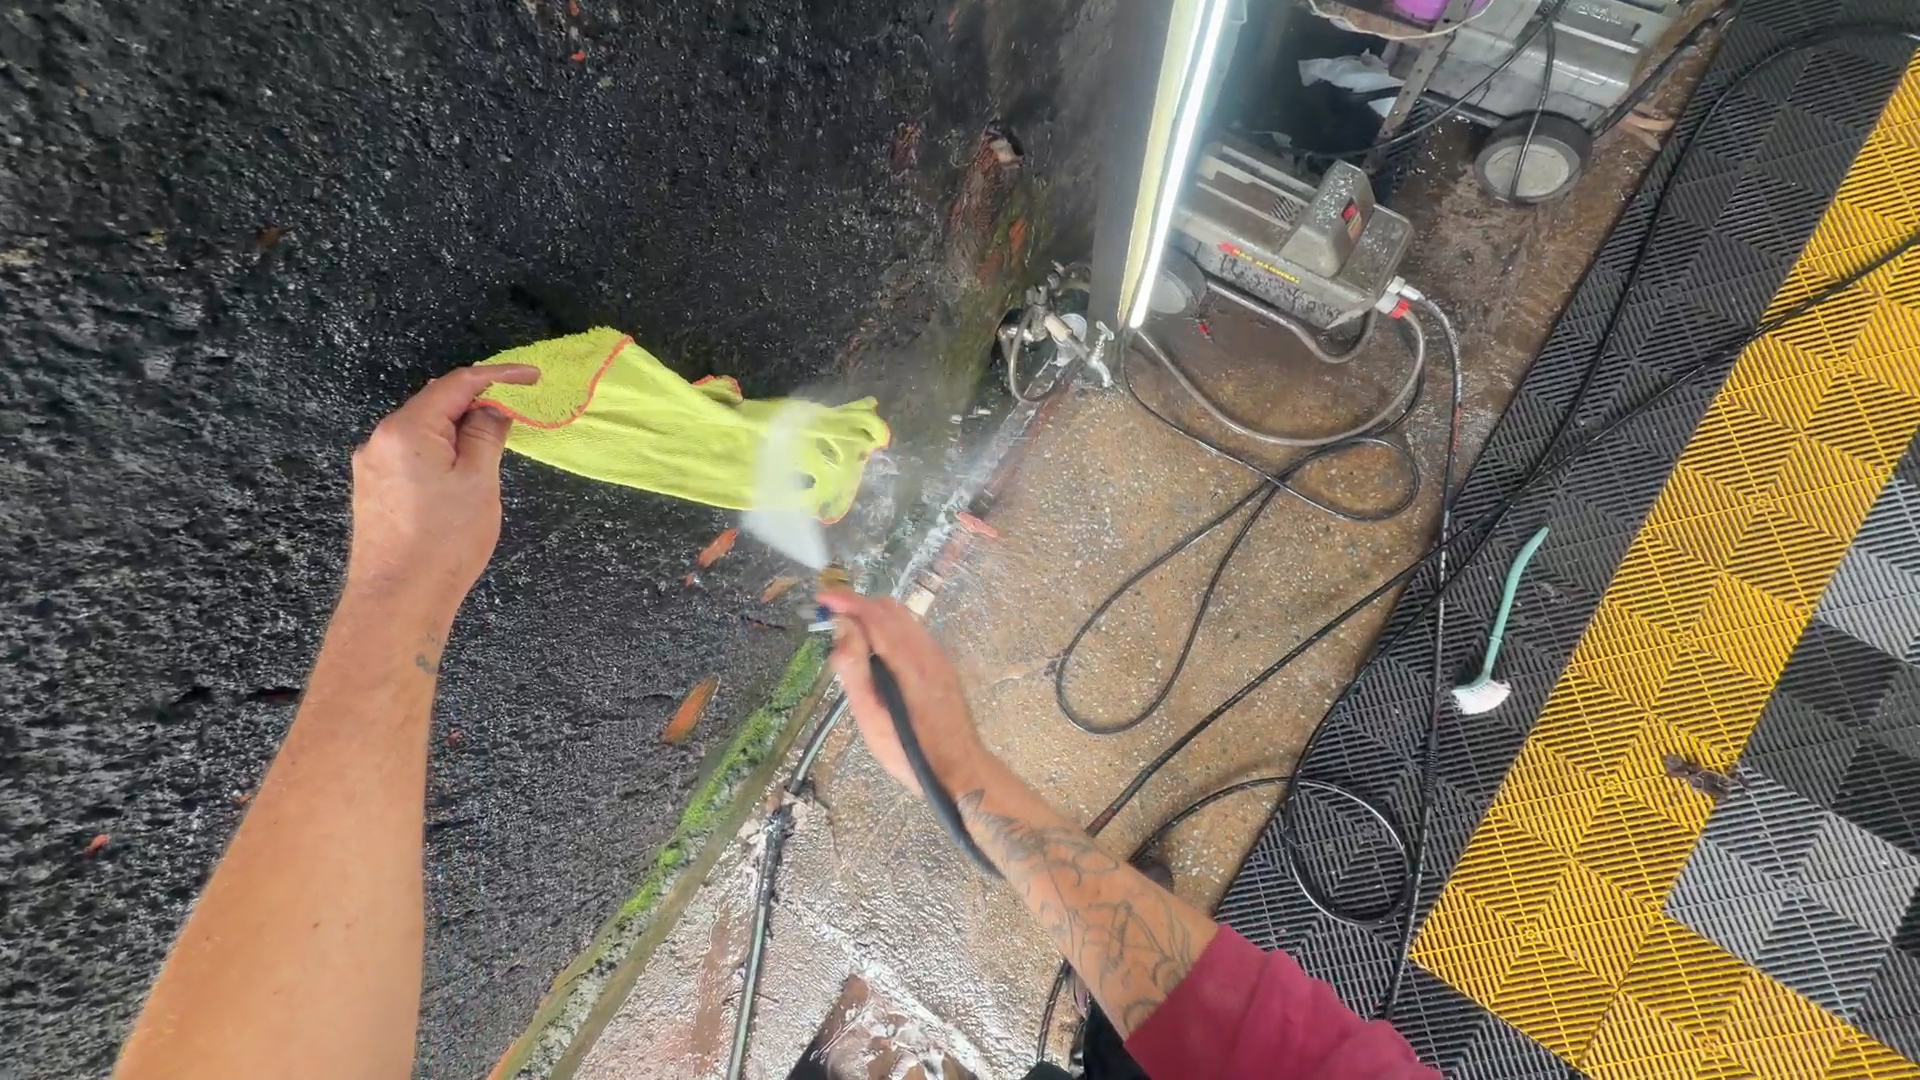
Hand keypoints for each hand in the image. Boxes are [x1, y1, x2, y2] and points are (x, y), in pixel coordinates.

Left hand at [345, 364, 539, 625]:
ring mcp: (374, 465)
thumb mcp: (479, 481)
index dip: (498, 375)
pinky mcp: (377, 488)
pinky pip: (416, 452)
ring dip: (462, 428)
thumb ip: (486, 436)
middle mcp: (380, 440)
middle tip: (520, 411)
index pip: (456, 385)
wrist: (399, 595)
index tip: (534, 376)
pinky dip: (446, 448)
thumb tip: (493, 410)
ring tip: (497, 443)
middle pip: (436, 403)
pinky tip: (466, 467)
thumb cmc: (445, 539)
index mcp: (406, 430)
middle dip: (479, 401)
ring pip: (426, 430)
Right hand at [819, 590, 993, 795]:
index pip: (875, 616)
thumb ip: (856, 670)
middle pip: (891, 610)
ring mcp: (938, 656)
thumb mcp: (871, 717)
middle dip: (859, 606)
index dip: (847, 601)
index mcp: (910, 662)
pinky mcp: (942, 664)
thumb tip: (843, 629)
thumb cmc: (909, 751)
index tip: (822, 597)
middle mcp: (928, 650)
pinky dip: (889, 629)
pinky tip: (875, 651)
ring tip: (849, 635)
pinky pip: (912, 632)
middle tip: (831, 620)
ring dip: (874, 617)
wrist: (958, 769)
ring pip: (904, 618)